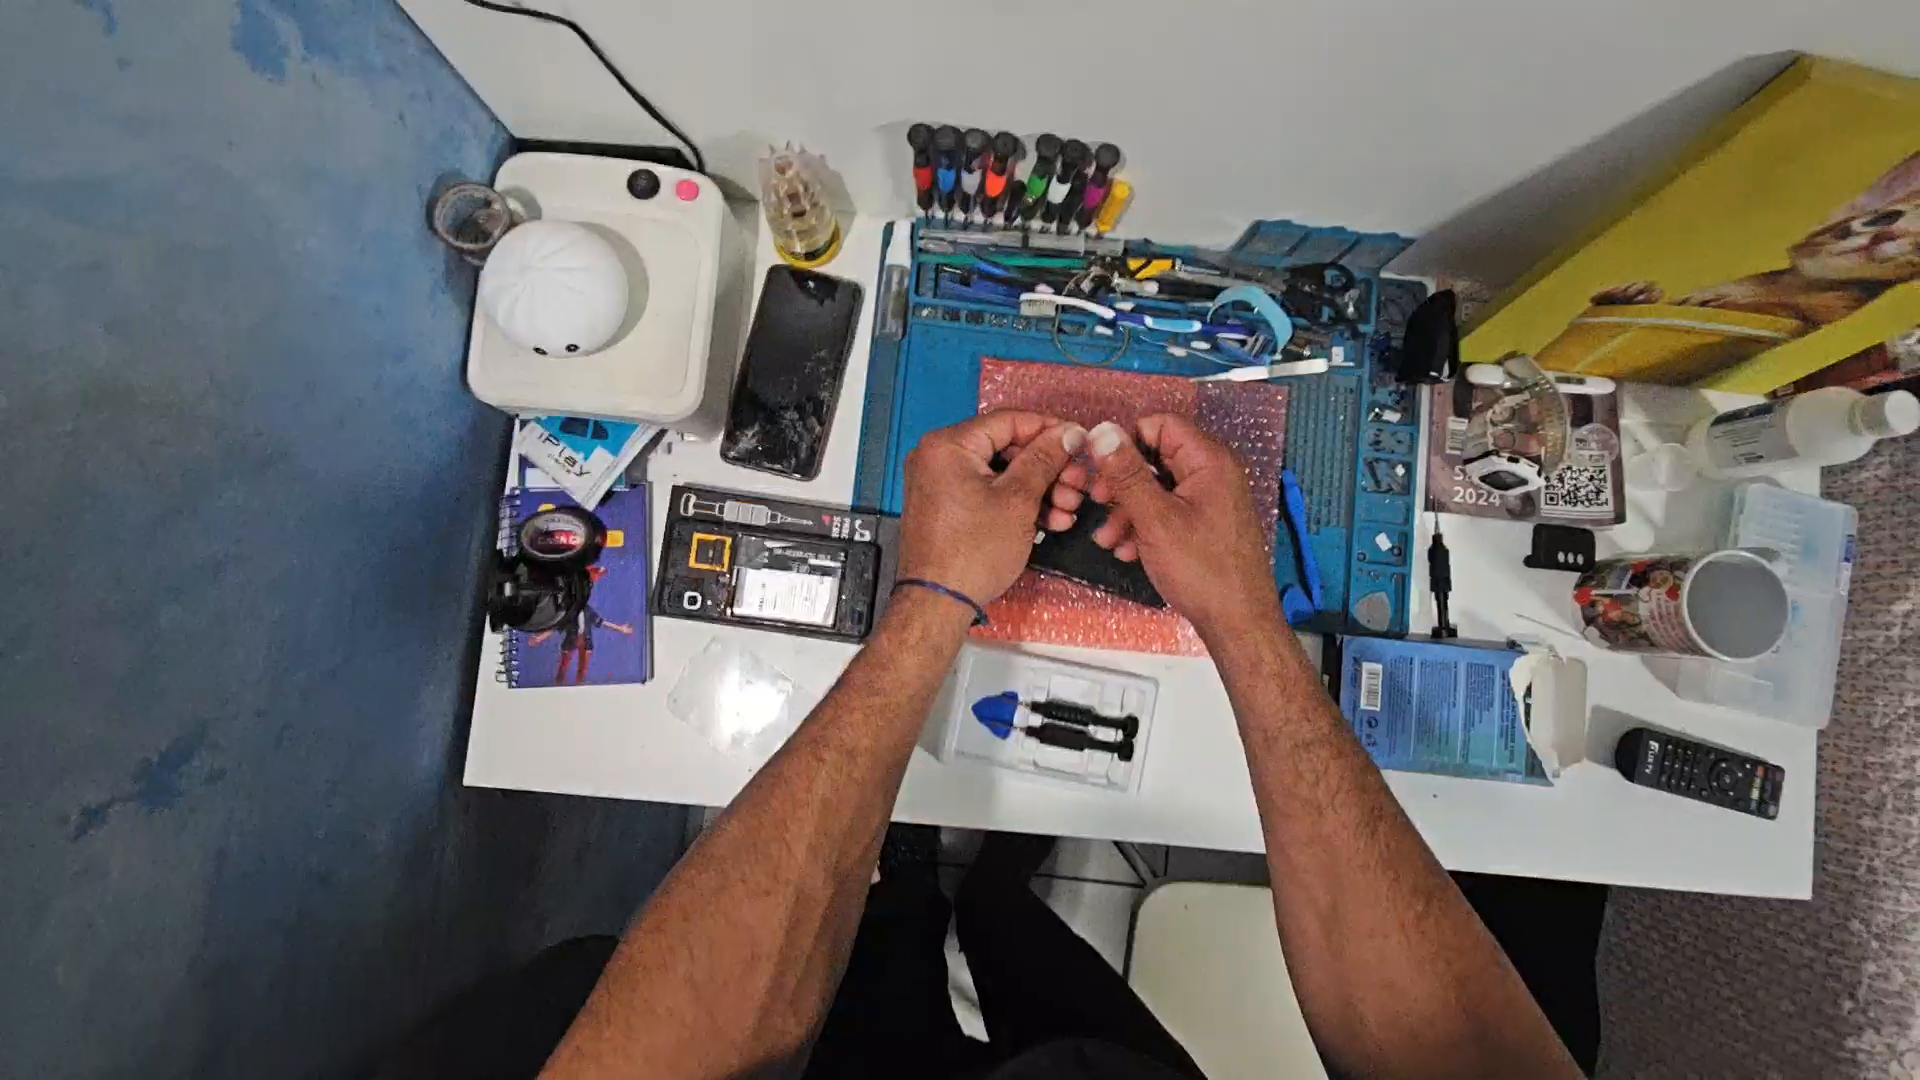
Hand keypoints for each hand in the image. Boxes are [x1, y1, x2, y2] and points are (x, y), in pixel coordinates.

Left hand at [897, 410, 1087, 606]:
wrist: (938, 603)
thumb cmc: (972, 553)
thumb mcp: (1018, 500)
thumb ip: (1044, 459)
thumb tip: (1067, 432)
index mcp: (948, 445)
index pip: (1009, 420)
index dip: (1049, 430)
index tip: (1078, 441)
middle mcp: (938, 457)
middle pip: (1007, 448)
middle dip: (1048, 468)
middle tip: (1077, 484)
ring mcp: (940, 484)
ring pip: (1001, 474)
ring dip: (1039, 490)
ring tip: (1068, 509)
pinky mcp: (948, 508)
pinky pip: (987, 493)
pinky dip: (1016, 504)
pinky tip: (1049, 521)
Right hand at [1084, 415, 1281, 637]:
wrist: (1235, 621)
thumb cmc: (1200, 568)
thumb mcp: (1154, 518)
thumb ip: (1126, 474)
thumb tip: (1102, 431)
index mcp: (1208, 462)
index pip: (1161, 425)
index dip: (1127, 440)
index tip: (1099, 466)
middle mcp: (1212, 474)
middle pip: (1156, 457)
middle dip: (1122, 481)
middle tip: (1097, 502)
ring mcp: (1210, 500)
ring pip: (1158, 488)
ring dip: (1127, 510)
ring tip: (1108, 539)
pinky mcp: (1205, 524)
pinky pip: (1167, 511)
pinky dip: (1144, 526)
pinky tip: (1128, 551)